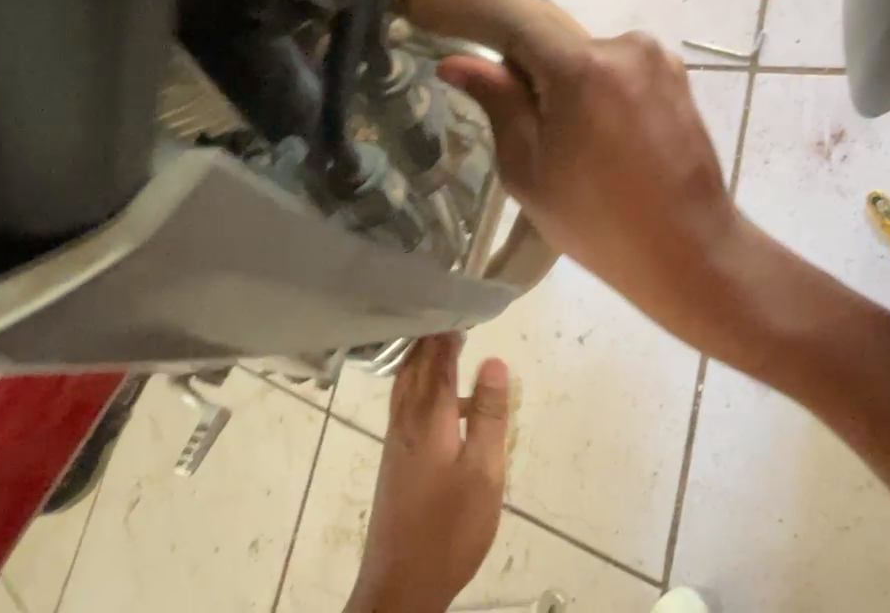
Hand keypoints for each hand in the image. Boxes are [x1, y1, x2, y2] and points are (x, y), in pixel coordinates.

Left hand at [346, 334, 510, 612]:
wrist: (402, 582)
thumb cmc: (449, 526)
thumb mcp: (483, 471)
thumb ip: (488, 414)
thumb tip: (493, 360)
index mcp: (427, 418)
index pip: (436, 361)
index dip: (447, 332)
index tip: (458, 306)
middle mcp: (405, 422)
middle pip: (413, 368)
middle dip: (429, 339)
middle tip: (448, 315)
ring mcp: (396, 442)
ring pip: (405, 387)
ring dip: (422, 361)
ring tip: (445, 346)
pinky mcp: (395, 461)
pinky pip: (405, 406)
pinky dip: (419, 387)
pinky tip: (440, 402)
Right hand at [438, 31, 752, 355]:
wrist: (689, 250)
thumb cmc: (598, 221)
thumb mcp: (528, 169)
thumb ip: (497, 103)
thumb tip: (456, 62)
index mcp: (584, 67)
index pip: (521, 25)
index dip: (495, 48)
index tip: (483, 80)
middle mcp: (627, 46)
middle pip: (558, 44)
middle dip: (540, 79)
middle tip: (540, 140)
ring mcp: (660, 60)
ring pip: (591, 60)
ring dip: (576, 89)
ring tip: (583, 150)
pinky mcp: (680, 78)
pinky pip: (622, 73)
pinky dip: (607, 96)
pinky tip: (614, 145)